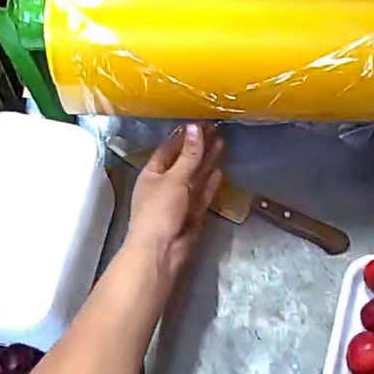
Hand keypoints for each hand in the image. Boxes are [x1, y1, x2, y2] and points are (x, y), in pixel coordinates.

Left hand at [127, 123, 223, 280]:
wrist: (161, 250)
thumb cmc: (160, 210)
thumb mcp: (174, 178)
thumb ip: (189, 155)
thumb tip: (196, 128)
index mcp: (152, 174)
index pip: (168, 150)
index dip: (183, 137)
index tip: (200, 123)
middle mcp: (164, 185)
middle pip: (183, 162)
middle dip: (198, 147)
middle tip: (216, 129)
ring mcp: (179, 201)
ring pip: (195, 177)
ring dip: (206, 162)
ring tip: (221, 143)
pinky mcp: (192, 214)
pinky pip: (202, 195)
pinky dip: (210, 183)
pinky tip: (219, 171)